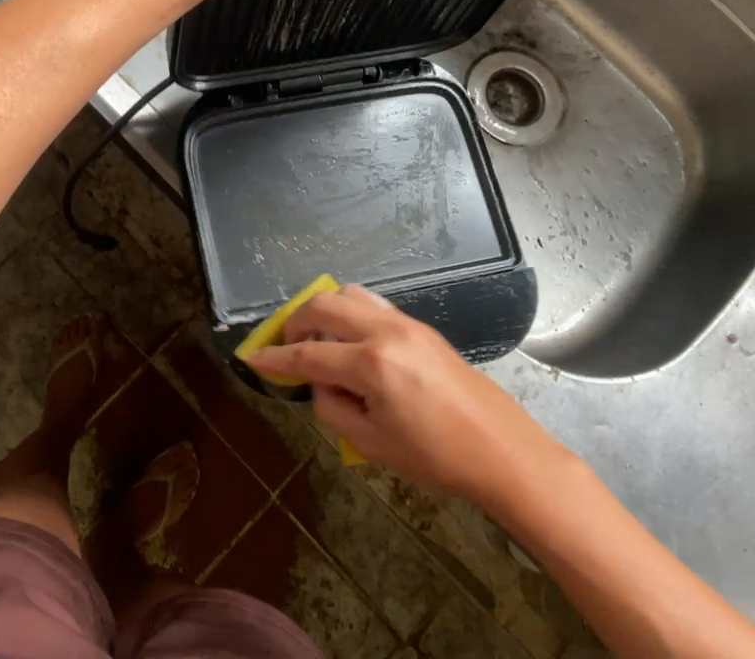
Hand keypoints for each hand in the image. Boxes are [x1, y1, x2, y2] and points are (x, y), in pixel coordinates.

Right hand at [243, 285, 573, 508]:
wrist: (502, 452)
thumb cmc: (436, 458)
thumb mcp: (372, 443)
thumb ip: (332, 407)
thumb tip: (319, 383)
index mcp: (372, 364)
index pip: (307, 354)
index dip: (274, 358)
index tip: (252, 358)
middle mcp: (386, 332)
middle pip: (323, 306)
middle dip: (295, 323)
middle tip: (287, 347)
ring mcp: (407, 324)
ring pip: (348, 294)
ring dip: (324, 312)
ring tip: (320, 342)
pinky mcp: (422, 327)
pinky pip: (373, 305)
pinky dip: (350, 314)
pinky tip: (353, 345)